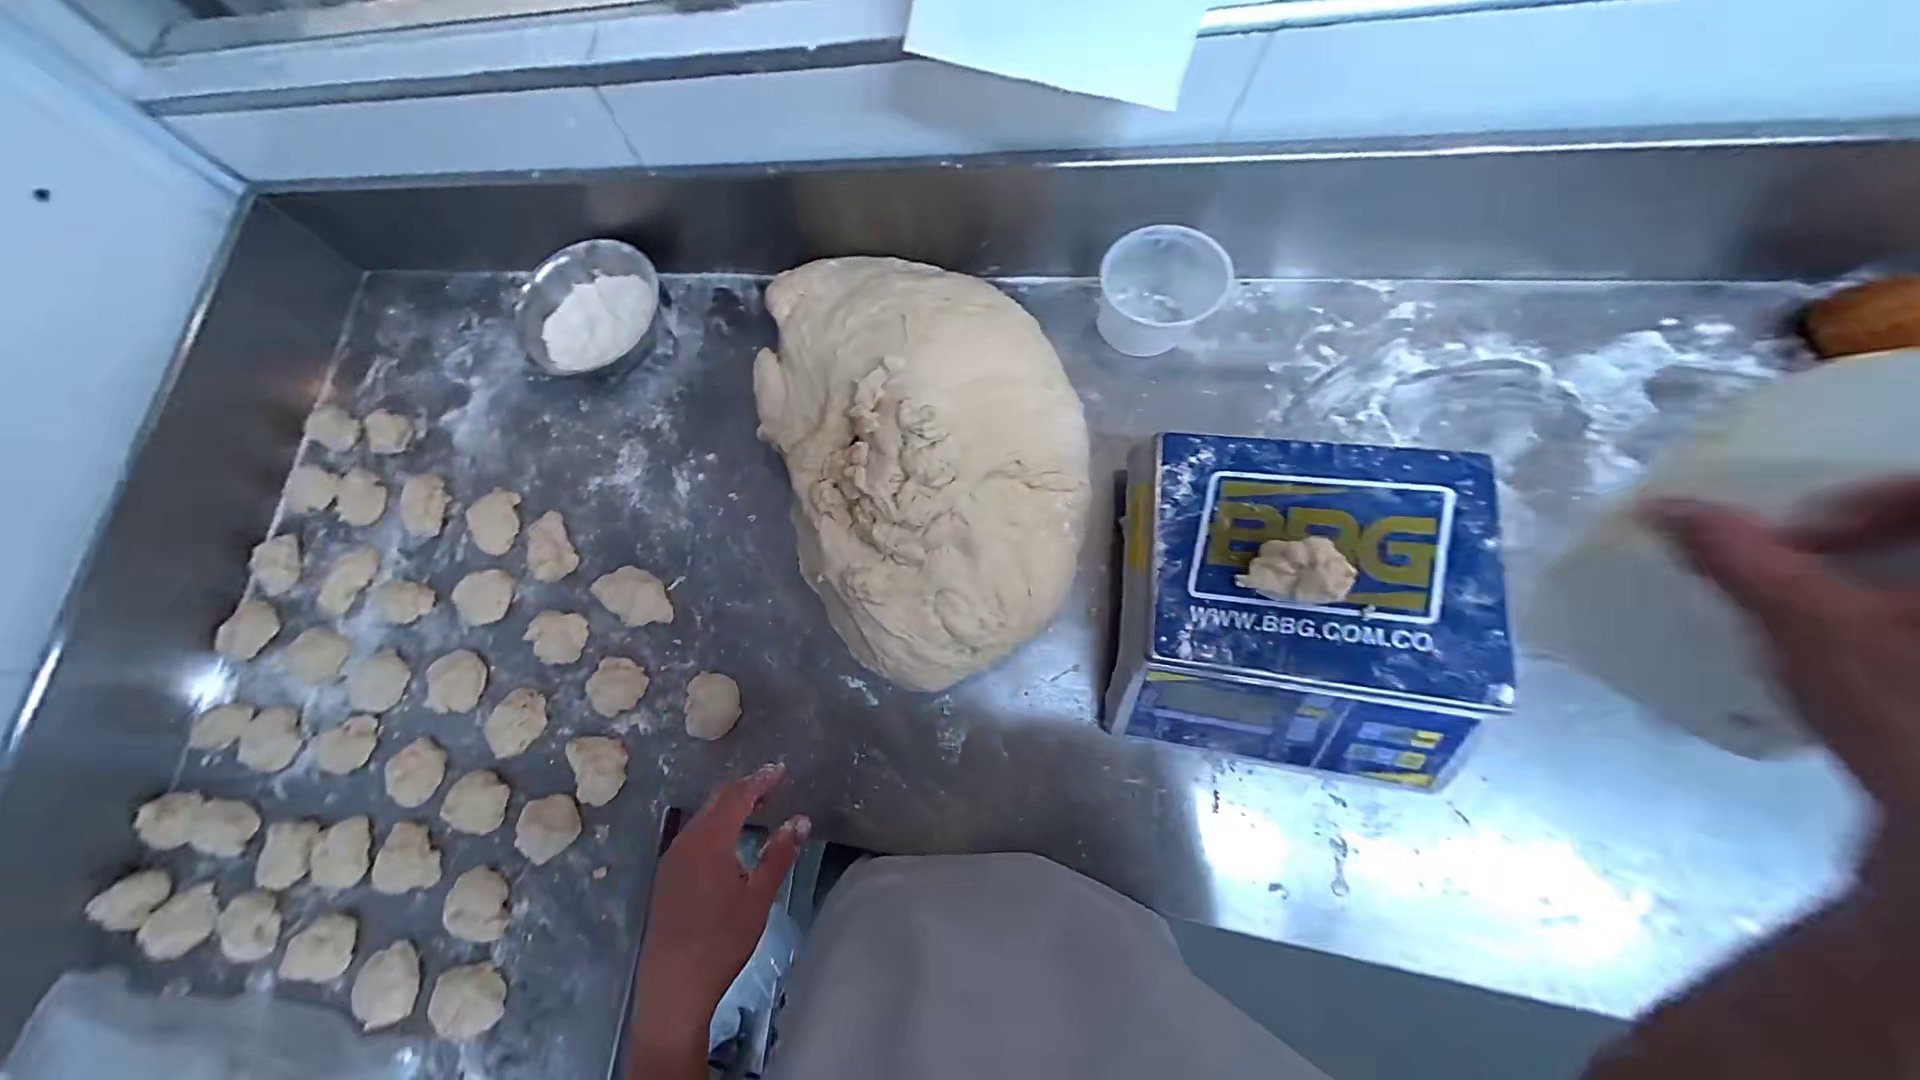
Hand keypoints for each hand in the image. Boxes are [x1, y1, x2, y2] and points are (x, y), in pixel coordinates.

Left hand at [626, 765, 809, 1077]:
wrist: (672, 989)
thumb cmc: (721, 942)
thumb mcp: (759, 897)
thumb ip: (780, 854)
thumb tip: (801, 819)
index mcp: (709, 841)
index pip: (737, 796)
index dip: (760, 780)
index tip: (781, 770)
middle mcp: (686, 842)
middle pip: (717, 800)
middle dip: (745, 787)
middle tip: (773, 783)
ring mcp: (672, 859)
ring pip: (703, 816)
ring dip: (730, 805)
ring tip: (757, 806)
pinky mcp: (667, 876)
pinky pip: (695, 834)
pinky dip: (717, 823)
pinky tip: (730, 837)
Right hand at [1647, 481, 1919, 831]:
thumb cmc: (1897, 708)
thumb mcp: (1804, 624)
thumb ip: (1738, 556)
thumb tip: (1666, 506)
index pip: (1918, 489)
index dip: (1855, 504)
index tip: (1794, 545)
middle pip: (1918, 533)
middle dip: (1864, 540)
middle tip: (1803, 572)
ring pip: (1916, 575)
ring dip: (1879, 575)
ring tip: (1830, 612)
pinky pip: (1913, 614)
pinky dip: (1894, 614)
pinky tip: (1870, 649)